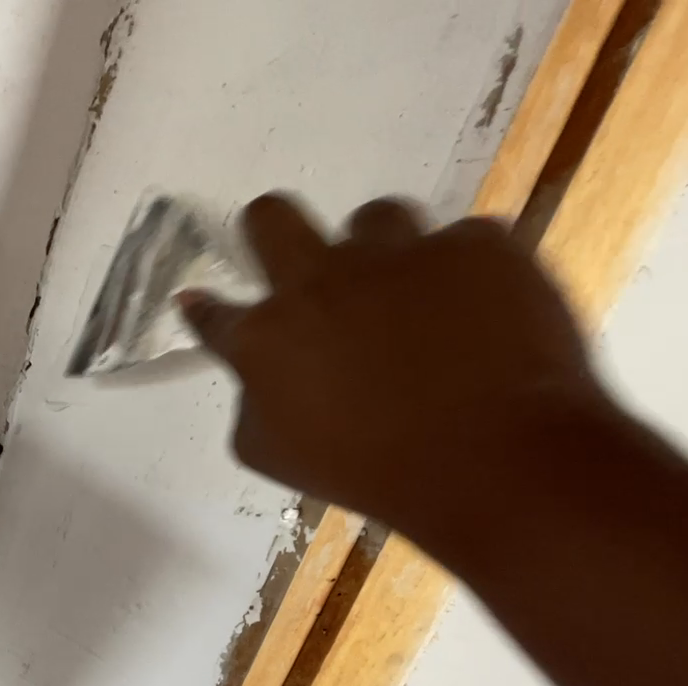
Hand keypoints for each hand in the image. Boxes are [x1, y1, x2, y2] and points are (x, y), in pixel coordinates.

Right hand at [179, 193, 611, 534]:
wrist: (488, 457)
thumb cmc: (359, 468)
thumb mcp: (268, 451)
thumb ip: (253, 401)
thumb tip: (264, 378)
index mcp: (260, 336)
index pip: (211, 313)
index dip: (201, 308)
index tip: (199, 302)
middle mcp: (317, 281)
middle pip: (271, 217)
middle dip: (267, 226)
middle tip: (285, 251)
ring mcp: (399, 256)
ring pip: (374, 216)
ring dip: (375, 247)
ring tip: (400, 286)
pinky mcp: (479, 248)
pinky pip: (462, 240)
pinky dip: (461, 269)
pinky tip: (475, 307)